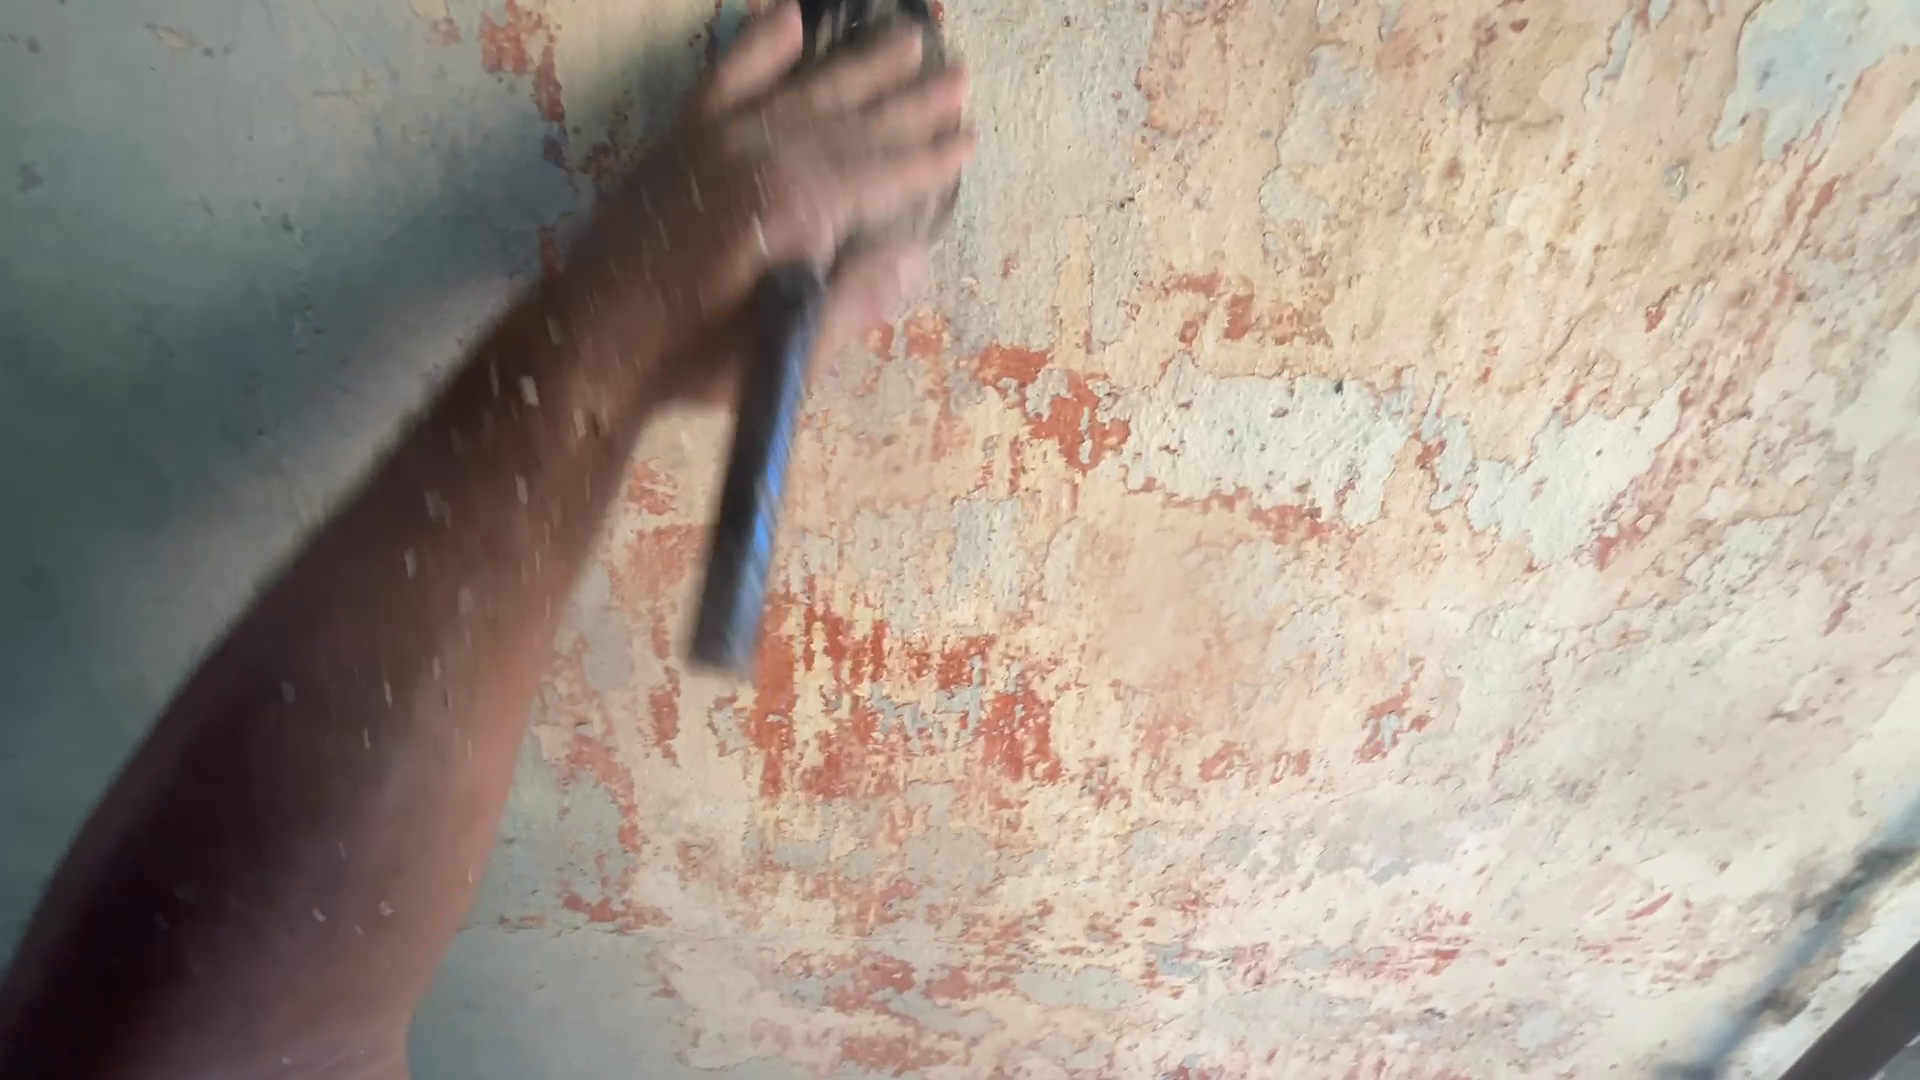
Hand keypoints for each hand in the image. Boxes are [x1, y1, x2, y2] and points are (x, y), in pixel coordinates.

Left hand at [568, 0, 973, 400]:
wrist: (596, 342)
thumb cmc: (698, 359)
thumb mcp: (789, 351)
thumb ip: (856, 300)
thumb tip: (916, 257)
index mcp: (796, 208)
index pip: (882, 173)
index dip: (929, 160)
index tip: (968, 139)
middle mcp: (761, 155)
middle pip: (854, 122)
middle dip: (911, 104)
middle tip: (958, 78)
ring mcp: (718, 140)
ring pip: (804, 90)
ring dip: (859, 66)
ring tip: (906, 40)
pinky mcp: (680, 141)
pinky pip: (725, 79)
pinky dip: (757, 48)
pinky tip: (788, 20)